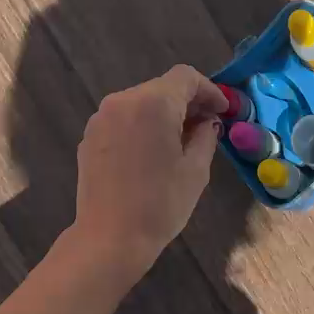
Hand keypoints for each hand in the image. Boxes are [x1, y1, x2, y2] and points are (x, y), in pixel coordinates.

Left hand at [67, 64, 227, 271]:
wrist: (111, 236)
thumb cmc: (161, 205)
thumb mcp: (196, 172)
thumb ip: (205, 138)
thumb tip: (207, 123)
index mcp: (154, 104)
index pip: (185, 77)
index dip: (209, 90)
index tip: (223, 111)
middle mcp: (123, 100)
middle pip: (161, 88)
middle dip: (187, 103)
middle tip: (207, 129)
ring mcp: (101, 117)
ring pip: (141, 104)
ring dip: (164, 116)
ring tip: (179, 145)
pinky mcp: (90, 136)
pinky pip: (123, 121)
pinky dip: (143, 128)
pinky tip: (152, 157)